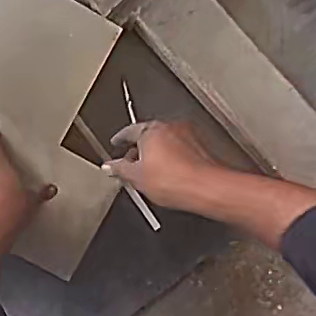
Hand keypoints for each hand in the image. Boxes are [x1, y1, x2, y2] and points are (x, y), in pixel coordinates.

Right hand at [104, 120, 233, 212]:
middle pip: (148, 136)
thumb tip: (111, 166)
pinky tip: (169, 176)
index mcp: (151, 130)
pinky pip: (180, 150)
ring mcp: (187, 136)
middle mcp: (170, 127)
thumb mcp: (135, 177)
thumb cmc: (175, 180)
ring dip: (157, 155)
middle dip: (138, 150)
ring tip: (151, 174)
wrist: (205, 189)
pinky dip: (172, 160)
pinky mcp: (201, 148)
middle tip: (130, 165)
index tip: (116, 143)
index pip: (129, 131)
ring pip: (165, 143)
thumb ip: (119, 169)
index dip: (119, 139)